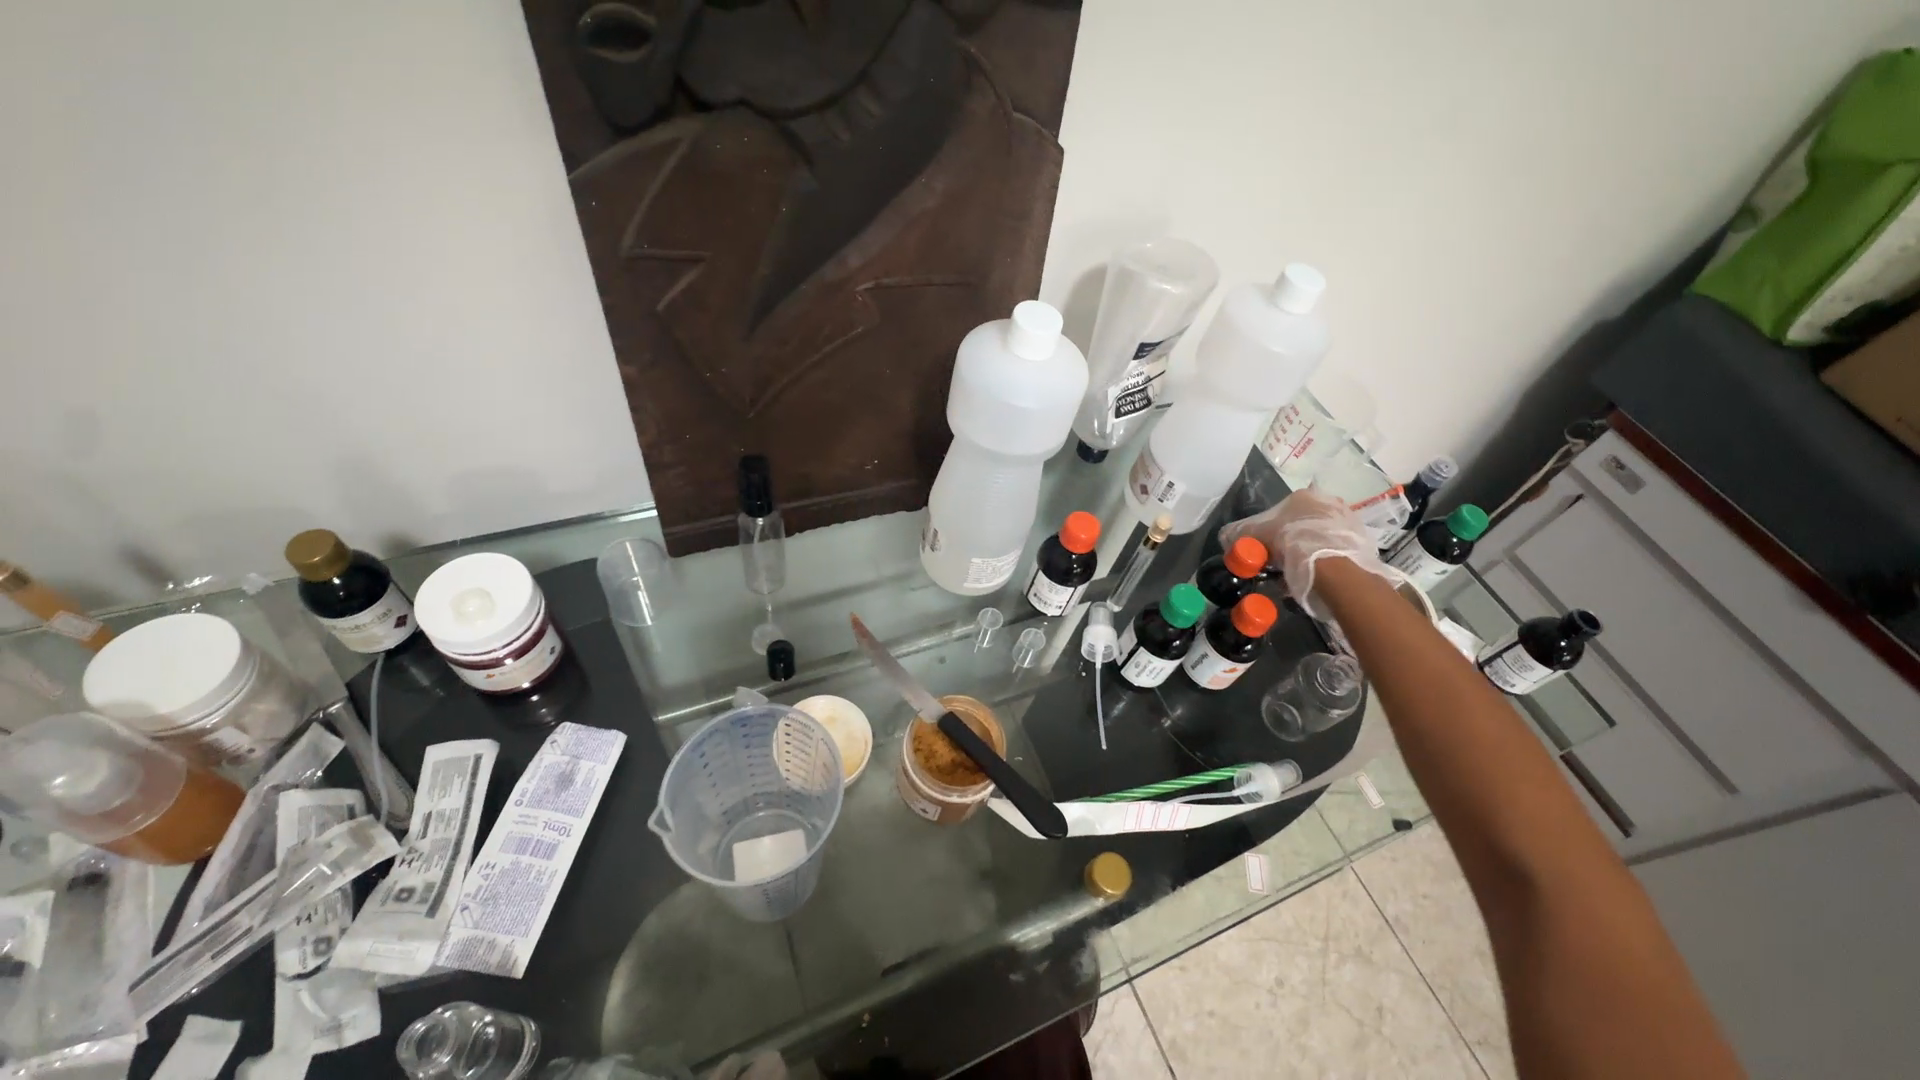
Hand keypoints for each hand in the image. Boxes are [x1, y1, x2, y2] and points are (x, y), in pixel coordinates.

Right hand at [1220, 490, 1398, 617]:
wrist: (1333, 568)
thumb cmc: (1291, 544)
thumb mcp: (1255, 538)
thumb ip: (1238, 534)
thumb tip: (1224, 536)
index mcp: (1302, 496)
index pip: (1280, 512)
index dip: (1270, 532)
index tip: (1266, 551)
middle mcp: (1328, 501)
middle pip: (1301, 523)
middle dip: (1291, 541)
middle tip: (1281, 563)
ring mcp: (1348, 520)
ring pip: (1318, 537)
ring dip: (1308, 552)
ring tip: (1298, 574)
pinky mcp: (1362, 541)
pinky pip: (1335, 550)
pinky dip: (1325, 562)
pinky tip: (1316, 577)